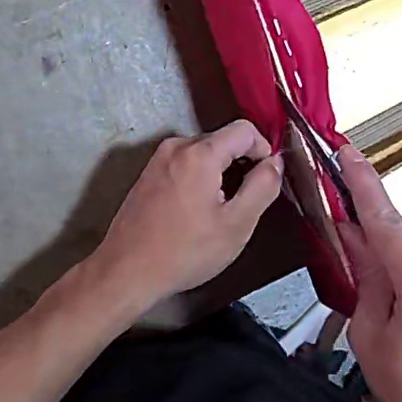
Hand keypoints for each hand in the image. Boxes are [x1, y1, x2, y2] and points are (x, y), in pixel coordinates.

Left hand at [87, 120, 284, 306]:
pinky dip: (197, 181)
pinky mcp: (147, 176)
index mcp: (199, 154)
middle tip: (244, 201)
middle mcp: (175, 148)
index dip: (264, 149)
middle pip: (222, 141)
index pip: (244, 130)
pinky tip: (195, 214)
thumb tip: (274, 163)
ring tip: (218, 212)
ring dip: (218, 175)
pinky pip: (183, 166)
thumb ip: (263, 186)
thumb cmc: (183, 252)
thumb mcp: (237, 223)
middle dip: (240, 164)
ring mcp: (157, 161)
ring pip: (202, 155)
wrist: (127, 271)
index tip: (267, 175)